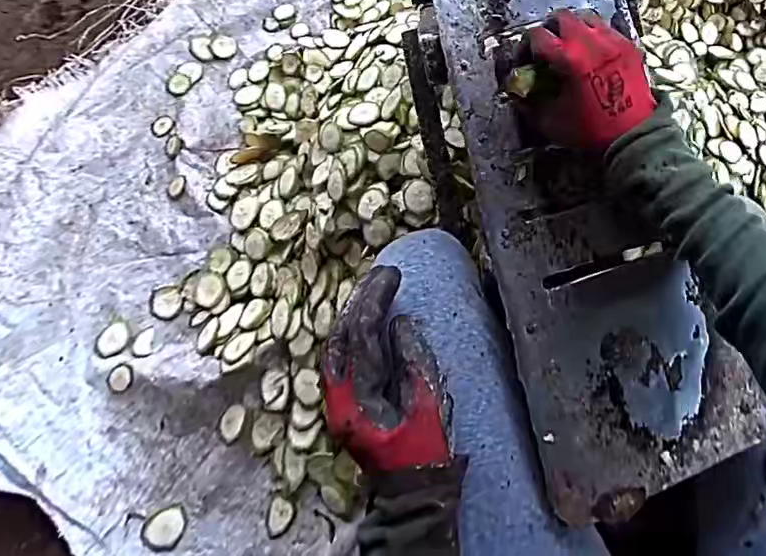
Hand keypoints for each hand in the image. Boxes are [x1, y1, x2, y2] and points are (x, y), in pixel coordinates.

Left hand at [323, 265, 451, 472]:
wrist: (409, 493)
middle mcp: (340, 396)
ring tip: (375, 285)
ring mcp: (337, 398)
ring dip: (355, 309)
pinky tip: (367, 314)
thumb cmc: (423, 452)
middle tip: (383, 273)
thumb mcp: (428, 406)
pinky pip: (343, 353)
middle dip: (362, 298)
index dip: (376, 299)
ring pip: (338, 342)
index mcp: (359, 397)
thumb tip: (400, 323)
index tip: (392, 274)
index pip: (362, 333)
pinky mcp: (344, 398)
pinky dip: (354, 328)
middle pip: (343, 333)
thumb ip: (413, 361)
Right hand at [521, 9, 655, 151]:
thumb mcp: (550, 121)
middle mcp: (589, 42)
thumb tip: (516, 92)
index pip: (537, 35)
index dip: (525, 45)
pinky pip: (608, 29)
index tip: (525, 59)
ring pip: (587, 17)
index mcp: (567, 58)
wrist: (635, 136)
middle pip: (562, 16)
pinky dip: (596, 36)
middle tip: (548, 46)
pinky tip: (594, 54)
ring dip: (574, 27)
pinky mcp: (629, 47)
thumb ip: (528, 103)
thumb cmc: (590, 130)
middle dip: (550, 28)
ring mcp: (612, 41)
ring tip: (571, 45)